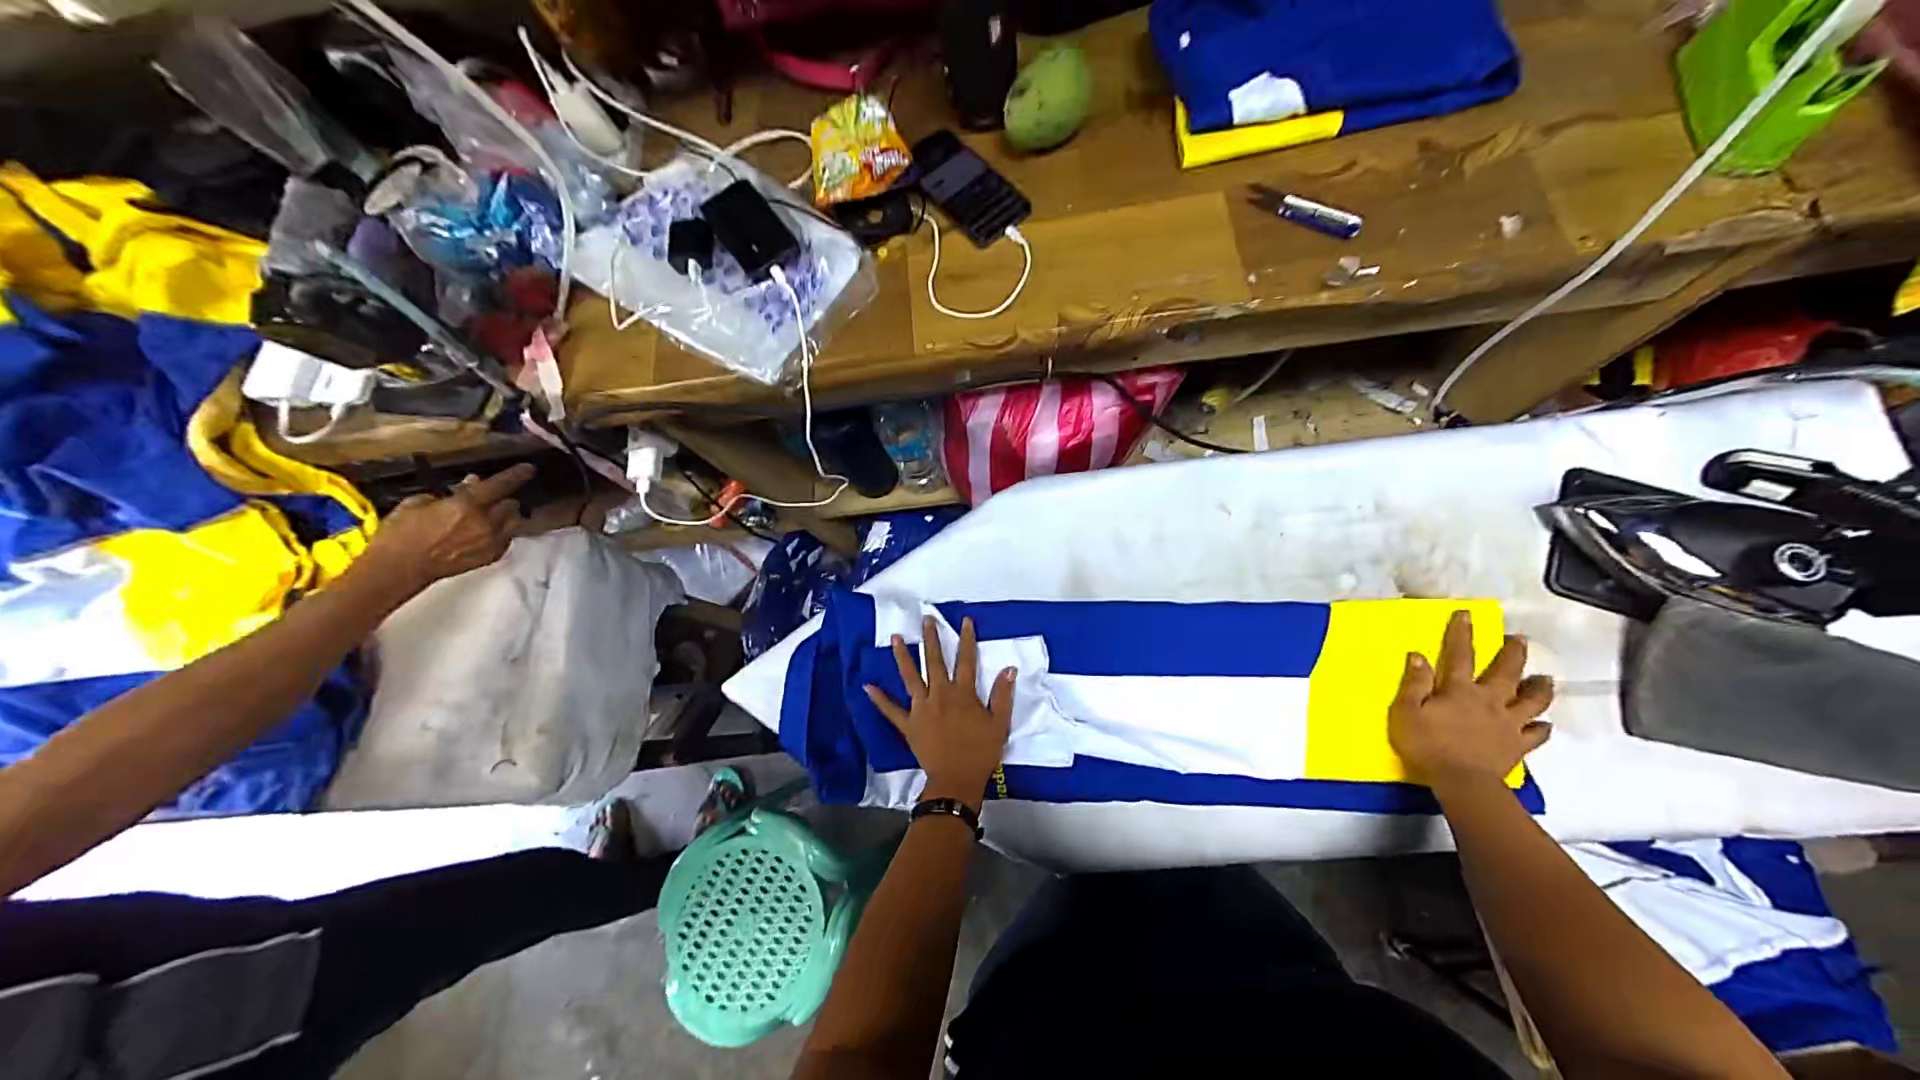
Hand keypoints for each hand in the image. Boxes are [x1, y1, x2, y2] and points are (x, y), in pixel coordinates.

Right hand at [360, 464, 535, 591]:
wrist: (399, 568)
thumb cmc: (402, 533)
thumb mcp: (419, 502)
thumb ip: (452, 492)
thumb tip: (471, 483)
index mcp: (467, 505)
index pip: (501, 484)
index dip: (517, 474)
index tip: (528, 469)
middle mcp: (486, 523)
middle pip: (511, 504)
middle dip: (503, 498)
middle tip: (490, 498)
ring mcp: (492, 542)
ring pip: (514, 522)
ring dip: (506, 516)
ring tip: (490, 515)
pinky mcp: (491, 557)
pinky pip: (507, 539)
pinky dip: (502, 532)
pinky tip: (487, 531)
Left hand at [864, 616, 1014, 811]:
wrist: (957, 779)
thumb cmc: (981, 752)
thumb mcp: (999, 723)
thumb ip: (1002, 694)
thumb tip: (1009, 668)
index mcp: (963, 693)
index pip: (966, 660)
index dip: (966, 639)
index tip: (964, 620)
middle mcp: (939, 695)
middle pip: (934, 661)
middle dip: (931, 638)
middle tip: (926, 619)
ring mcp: (921, 708)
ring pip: (910, 677)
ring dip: (903, 656)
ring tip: (896, 637)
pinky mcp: (908, 724)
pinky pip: (891, 710)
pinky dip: (879, 699)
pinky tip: (867, 686)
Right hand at [1388, 610, 1554, 794]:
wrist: (1462, 782)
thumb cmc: (1428, 745)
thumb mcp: (1407, 712)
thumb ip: (1414, 684)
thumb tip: (1418, 655)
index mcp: (1460, 690)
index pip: (1460, 655)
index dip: (1462, 633)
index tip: (1466, 615)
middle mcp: (1490, 701)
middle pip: (1506, 672)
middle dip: (1513, 654)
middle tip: (1520, 640)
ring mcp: (1508, 724)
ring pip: (1532, 701)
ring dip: (1539, 688)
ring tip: (1545, 679)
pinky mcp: (1518, 745)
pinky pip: (1536, 734)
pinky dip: (1542, 727)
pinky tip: (1545, 724)